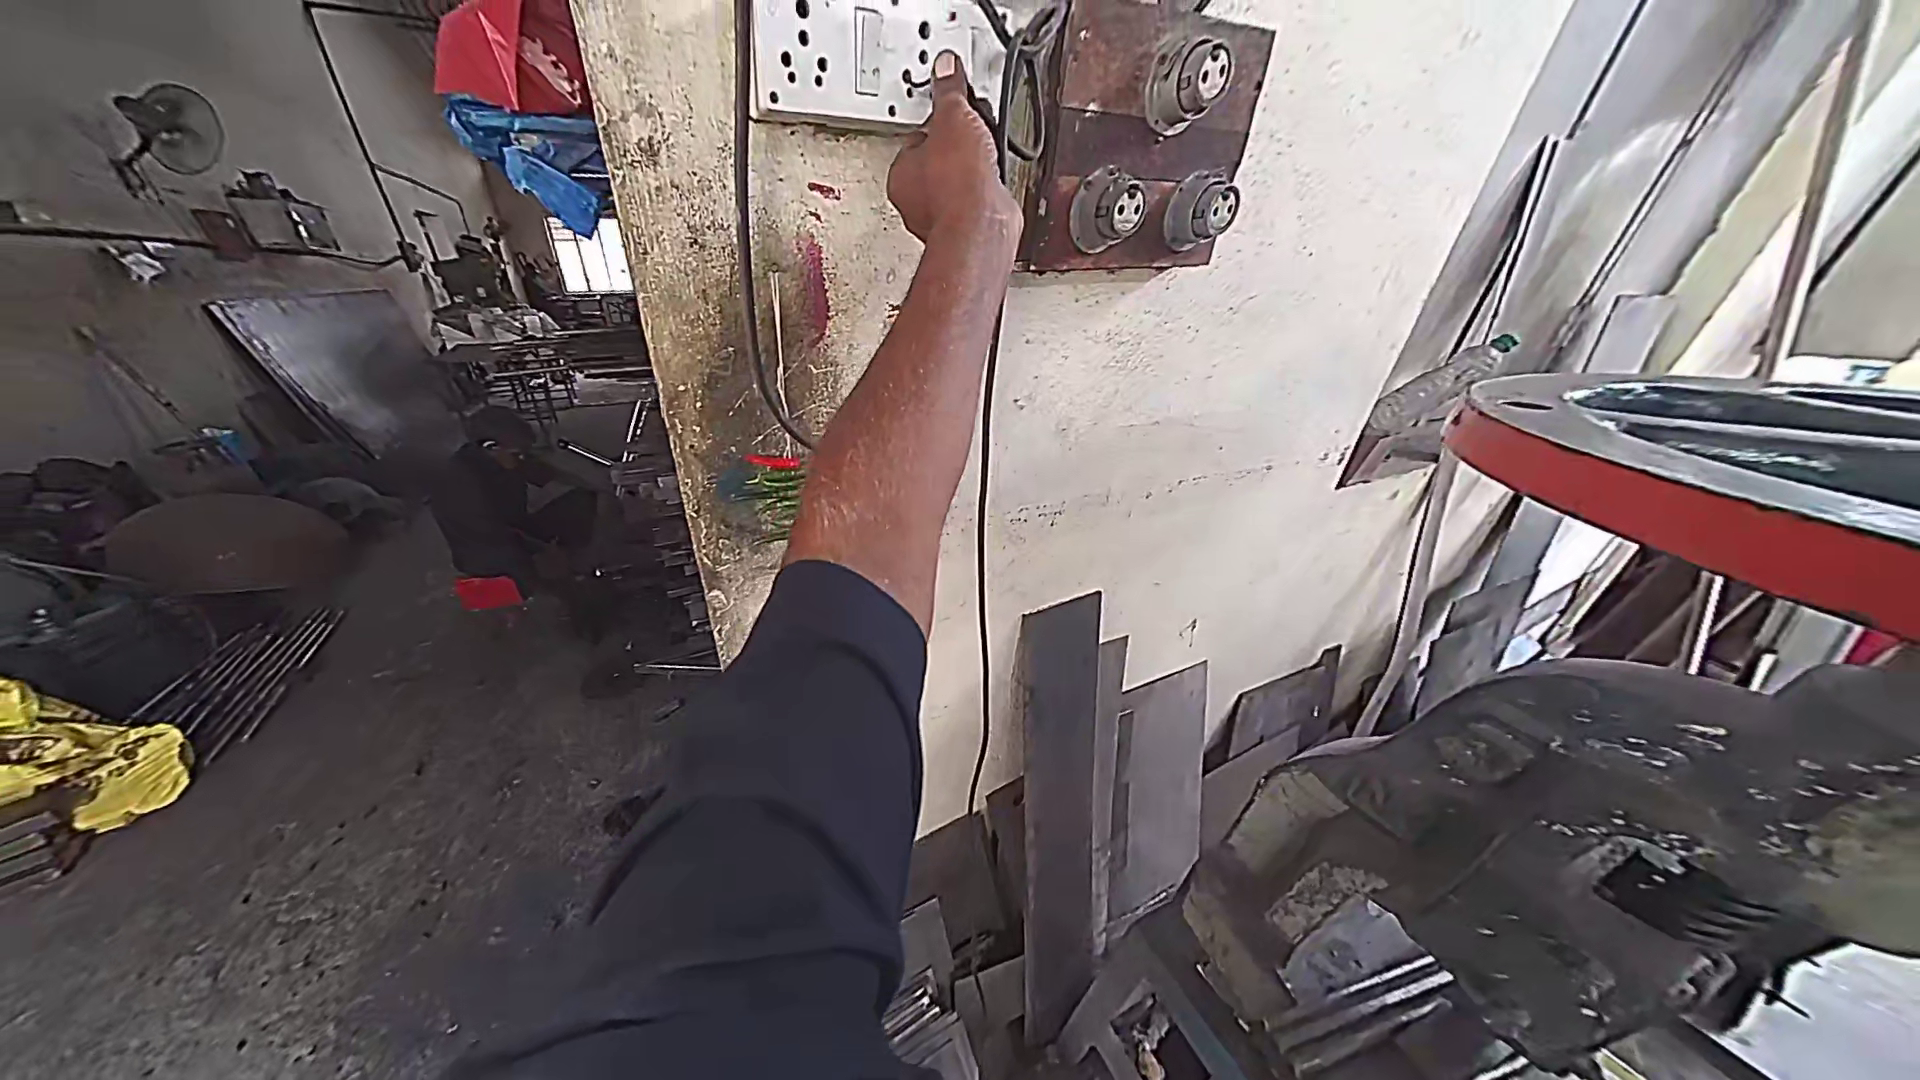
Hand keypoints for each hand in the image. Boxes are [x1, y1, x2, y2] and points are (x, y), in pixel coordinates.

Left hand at [887, 51, 1022, 246]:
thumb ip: (949, 92)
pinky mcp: (967, 229)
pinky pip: (976, 201)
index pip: (914, 139)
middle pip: (936, 162)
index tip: (950, 111)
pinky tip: (995, 181)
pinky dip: (986, 190)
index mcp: (899, 175)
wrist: (983, 225)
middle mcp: (916, 203)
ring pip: (957, 184)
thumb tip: (946, 69)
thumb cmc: (957, 183)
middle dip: (954, 148)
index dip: (935, 122)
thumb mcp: (953, 116)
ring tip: (986, 157)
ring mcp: (942, 219)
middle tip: (970, 134)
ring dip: (972, 170)